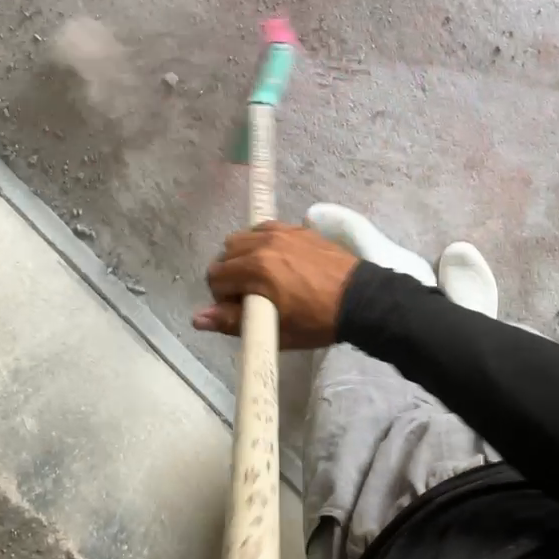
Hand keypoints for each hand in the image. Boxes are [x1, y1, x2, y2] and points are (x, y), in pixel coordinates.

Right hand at [193, 222, 359, 349]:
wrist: (360, 300)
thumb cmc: (318, 321)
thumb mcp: (275, 330)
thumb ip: (233, 322)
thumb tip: (198, 318)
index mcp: (256, 269)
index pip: (215, 277)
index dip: (223, 298)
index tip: (241, 310)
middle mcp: (264, 244)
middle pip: (226, 254)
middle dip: (230, 276)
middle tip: (250, 295)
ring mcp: (282, 232)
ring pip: (243, 237)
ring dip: (243, 256)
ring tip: (262, 277)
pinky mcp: (298, 229)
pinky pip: (265, 228)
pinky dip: (261, 241)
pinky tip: (276, 259)